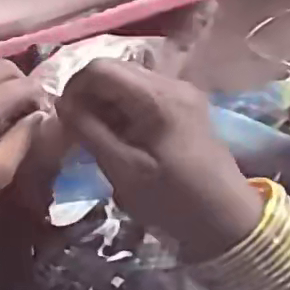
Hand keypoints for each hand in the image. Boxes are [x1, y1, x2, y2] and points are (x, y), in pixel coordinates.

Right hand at [56, 59, 263, 260]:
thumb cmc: (174, 199)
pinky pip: (139, 93)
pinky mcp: (183, 104)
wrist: (229, 220)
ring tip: (97, 136)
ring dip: (102, 103)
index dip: (73, 89)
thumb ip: (88, 131)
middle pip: (112, 69)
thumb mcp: (123, 169)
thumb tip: (61, 105)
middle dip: (87, 96)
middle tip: (77, 129)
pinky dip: (120, 108)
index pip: (99, 68)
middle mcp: (171, 83)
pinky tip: (118, 135)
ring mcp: (180, 91)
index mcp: (157, 97)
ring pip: (124, 80)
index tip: (65, 120)